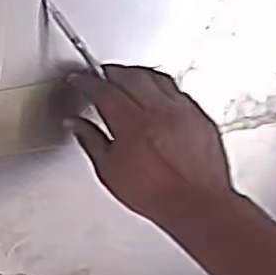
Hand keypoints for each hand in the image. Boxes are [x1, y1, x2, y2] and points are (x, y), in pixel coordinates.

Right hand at [67, 65, 238, 228]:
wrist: (196, 203)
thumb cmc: (155, 192)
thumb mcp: (108, 169)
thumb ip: (90, 140)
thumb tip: (75, 124)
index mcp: (133, 123)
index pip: (104, 90)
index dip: (86, 81)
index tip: (77, 79)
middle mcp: (160, 112)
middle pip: (132, 76)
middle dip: (111, 71)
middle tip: (98, 73)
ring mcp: (184, 112)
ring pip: (158, 78)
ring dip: (137, 74)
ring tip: (124, 77)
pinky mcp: (200, 117)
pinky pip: (177, 91)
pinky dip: (159, 87)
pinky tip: (153, 94)